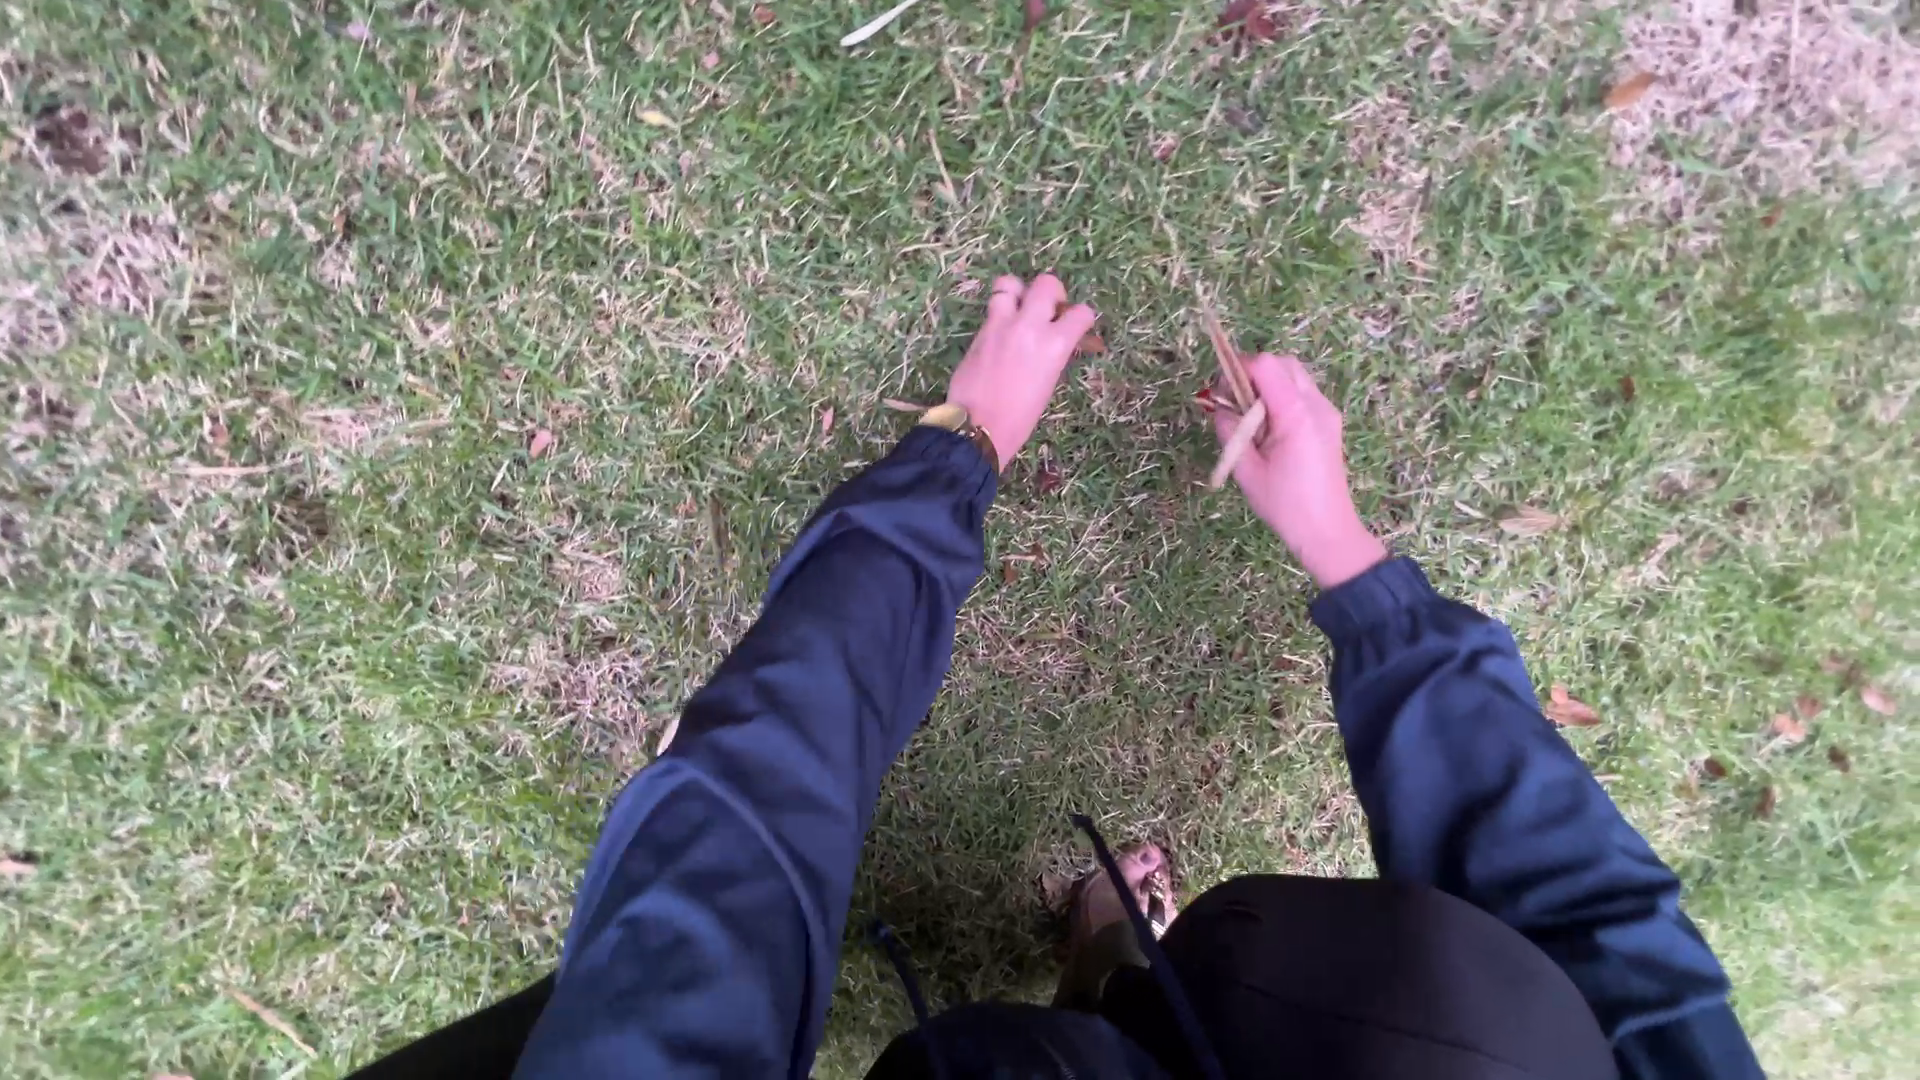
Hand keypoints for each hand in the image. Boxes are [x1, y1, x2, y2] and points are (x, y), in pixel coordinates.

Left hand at [945, 273, 1096, 469]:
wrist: (978, 426)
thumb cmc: (1019, 418)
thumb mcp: (1047, 385)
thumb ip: (1053, 355)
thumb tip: (1057, 343)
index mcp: (1055, 345)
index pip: (1080, 313)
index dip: (1082, 319)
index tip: (1077, 327)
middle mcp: (1030, 326)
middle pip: (1046, 284)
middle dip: (1053, 293)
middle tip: (1049, 310)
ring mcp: (1001, 325)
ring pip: (1010, 284)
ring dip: (1018, 293)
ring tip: (1019, 310)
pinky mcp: (980, 332)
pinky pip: (993, 308)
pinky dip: (1001, 313)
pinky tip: (1002, 331)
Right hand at [1214, 353, 1386, 588]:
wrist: (1327, 530)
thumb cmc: (1284, 504)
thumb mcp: (1245, 470)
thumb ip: (1230, 432)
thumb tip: (1220, 409)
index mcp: (1296, 415)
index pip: (1266, 366)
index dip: (1238, 368)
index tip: (1219, 390)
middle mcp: (1316, 405)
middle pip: (1283, 364)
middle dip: (1253, 373)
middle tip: (1232, 401)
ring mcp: (1326, 413)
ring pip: (1294, 376)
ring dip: (1267, 385)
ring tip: (1248, 418)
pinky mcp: (1328, 423)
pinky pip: (1301, 394)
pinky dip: (1280, 398)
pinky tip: (1267, 428)